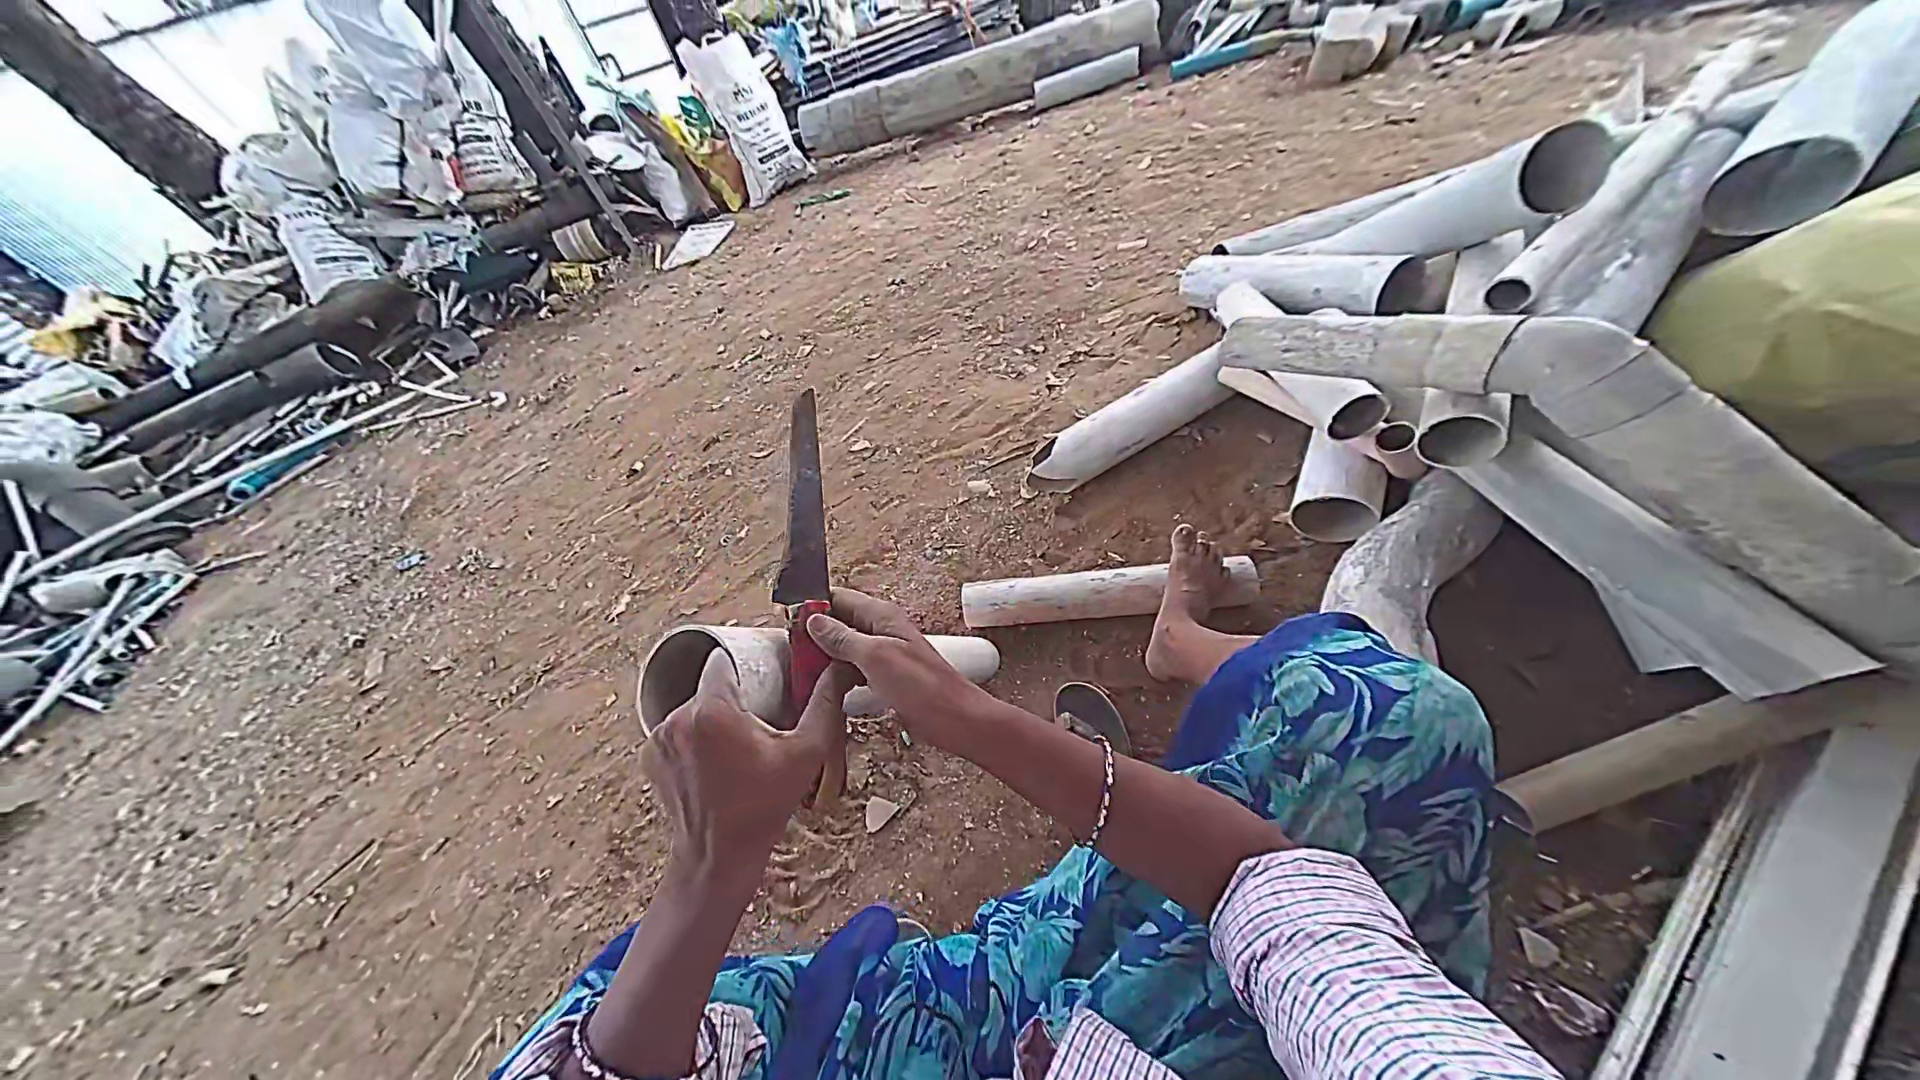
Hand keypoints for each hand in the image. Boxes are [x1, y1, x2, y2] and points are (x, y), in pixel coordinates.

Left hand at [642, 648, 856, 868]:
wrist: (719, 856)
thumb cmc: (764, 805)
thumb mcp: (806, 753)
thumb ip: (825, 704)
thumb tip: (839, 669)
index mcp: (713, 712)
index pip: (723, 660)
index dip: (746, 664)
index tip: (764, 678)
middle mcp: (678, 719)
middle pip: (710, 685)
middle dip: (735, 696)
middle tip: (758, 719)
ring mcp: (660, 739)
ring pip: (694, 706)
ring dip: (714, 716)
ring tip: (738, 741)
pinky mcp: (652, 756)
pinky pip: (678, 728)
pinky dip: (696, 735)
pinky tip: (716, 757)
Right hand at [807, 587, 996, 752]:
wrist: (954, 719)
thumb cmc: (922, 686)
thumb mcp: (876, 657)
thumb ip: (843, 638)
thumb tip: (814, 620)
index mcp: (881, 616)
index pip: (840, 598)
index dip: (814, 605)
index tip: (787, 618)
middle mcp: (881, 630)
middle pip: (838, 621)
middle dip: (814, 631)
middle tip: (788, 649)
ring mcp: (882, 654)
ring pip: (843, 646)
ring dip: (822, 654)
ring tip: (798, 667)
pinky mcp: (883, 676)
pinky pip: (851, 668)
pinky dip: (835, 672)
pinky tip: (820, 685)